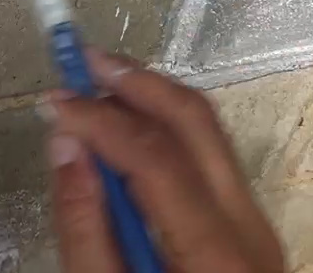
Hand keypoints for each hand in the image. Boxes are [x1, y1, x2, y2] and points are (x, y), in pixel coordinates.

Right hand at [44, 52, 284, 272]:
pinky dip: (166, 128)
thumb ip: (85, 229)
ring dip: (150, 97)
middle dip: (135, 79)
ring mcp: (260, 227)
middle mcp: (251, 229)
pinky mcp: (253, 231)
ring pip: (207, 131)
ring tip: (98, 85)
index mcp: (217, 256)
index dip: (99, 116)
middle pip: (196, 120)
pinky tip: (127, 132)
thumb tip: (66, 140)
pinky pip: (210, 156)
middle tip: (81, 59)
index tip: (52, 97)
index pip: (155, 156)